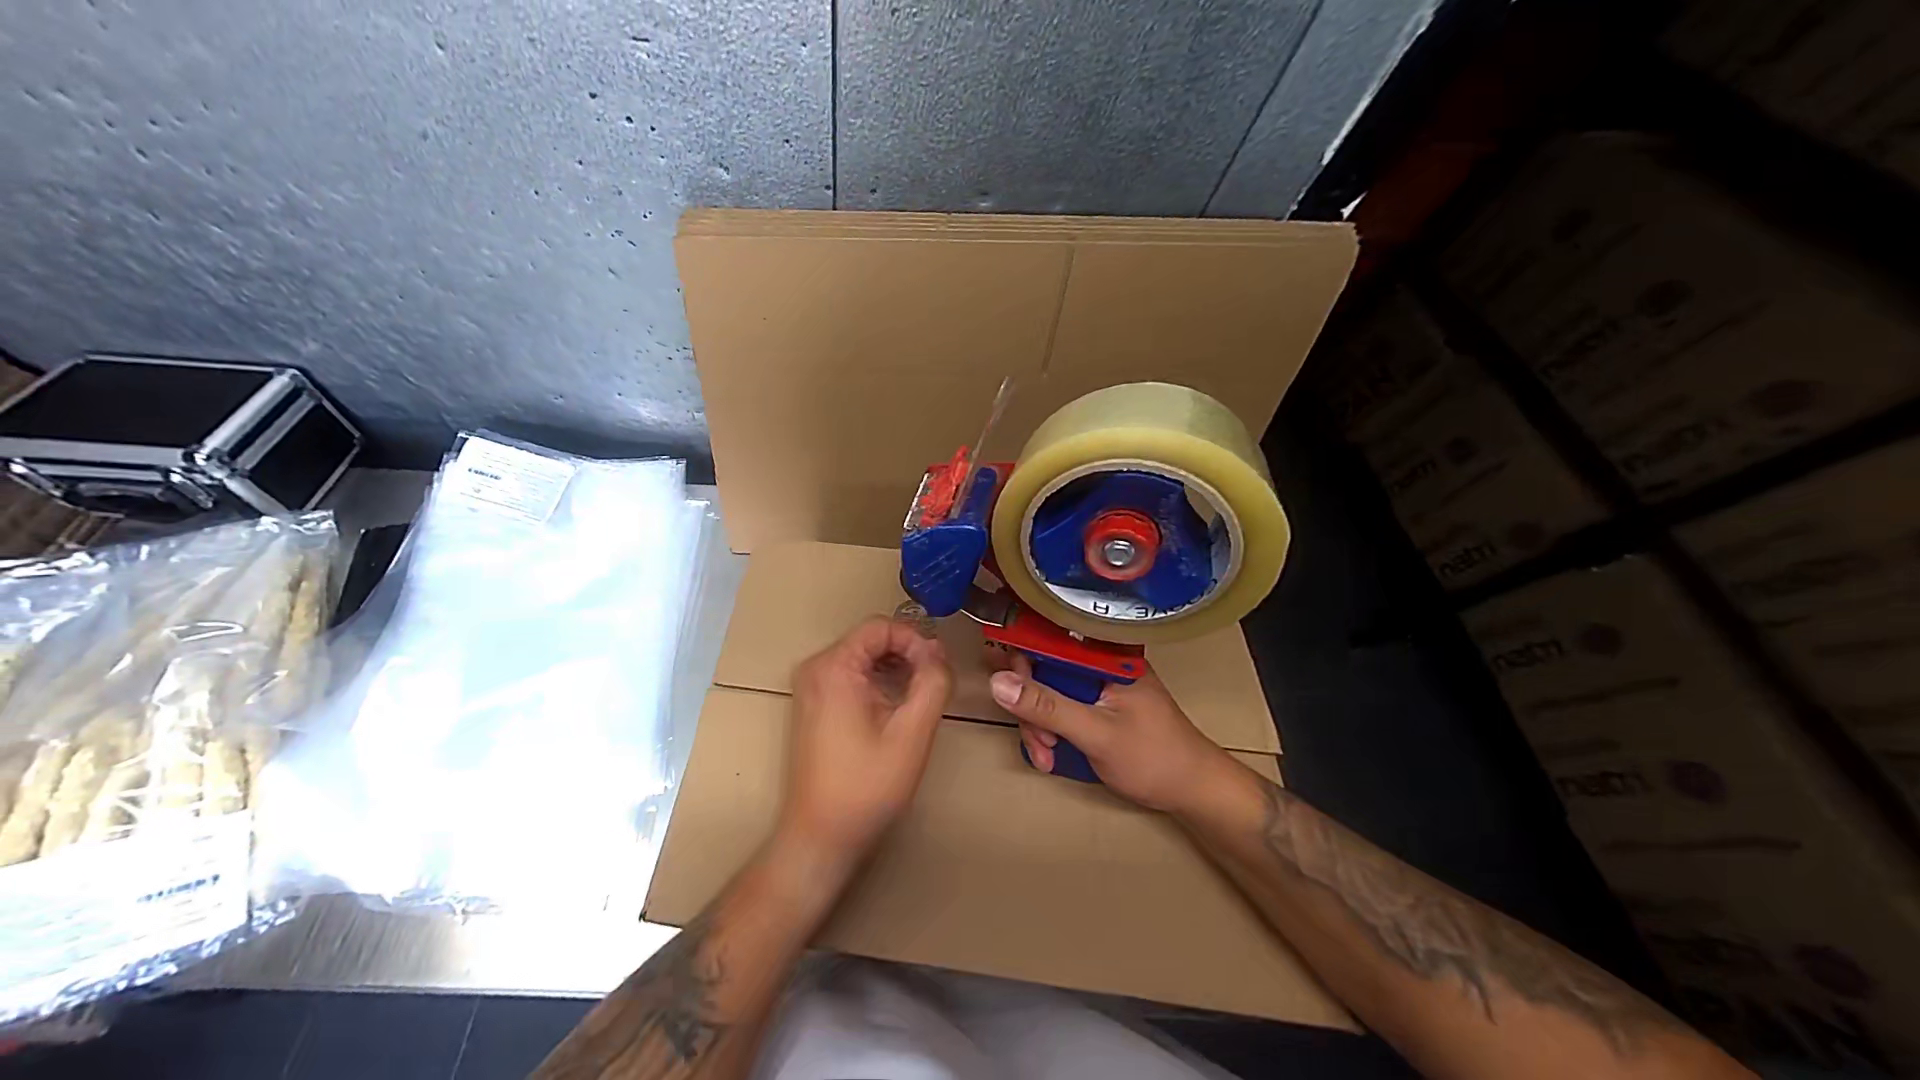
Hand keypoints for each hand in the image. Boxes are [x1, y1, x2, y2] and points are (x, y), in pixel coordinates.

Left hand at [781, 617, 952, 869]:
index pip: (881, 626)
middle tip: (935, 685)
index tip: (938, 669)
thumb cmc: (866, 786)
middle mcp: (815, 669)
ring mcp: (811, 689)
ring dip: (896, 670)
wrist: (821, 837)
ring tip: (920, 700)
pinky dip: (879, 684)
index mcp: (833, 667)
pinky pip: (852, 678)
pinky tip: (898, 711)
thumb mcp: (912, 732)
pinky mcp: (815, 707)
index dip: (916, 640)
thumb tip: (938, 653)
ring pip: (864, 659)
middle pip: (871, 640)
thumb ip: (932, 683)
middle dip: (908, 655)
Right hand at [990, 653, 1231, 812]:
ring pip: (1048, 692)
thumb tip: (998, 682)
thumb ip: (1048, 707)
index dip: (1020, 661)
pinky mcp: (1097, 704)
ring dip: (1039, 725)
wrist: (1193, 790)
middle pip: (1043, 668)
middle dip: (1031, 707)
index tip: (1003, 689)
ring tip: (1048, 755)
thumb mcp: (1096, 734)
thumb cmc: (1155, 759)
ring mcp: (1099, 684)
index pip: (1049, 639)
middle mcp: (1101, 662)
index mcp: (1106, 655)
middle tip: (1039, 741)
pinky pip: (1060, 708)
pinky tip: (1053, 755)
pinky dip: (1052, 731)